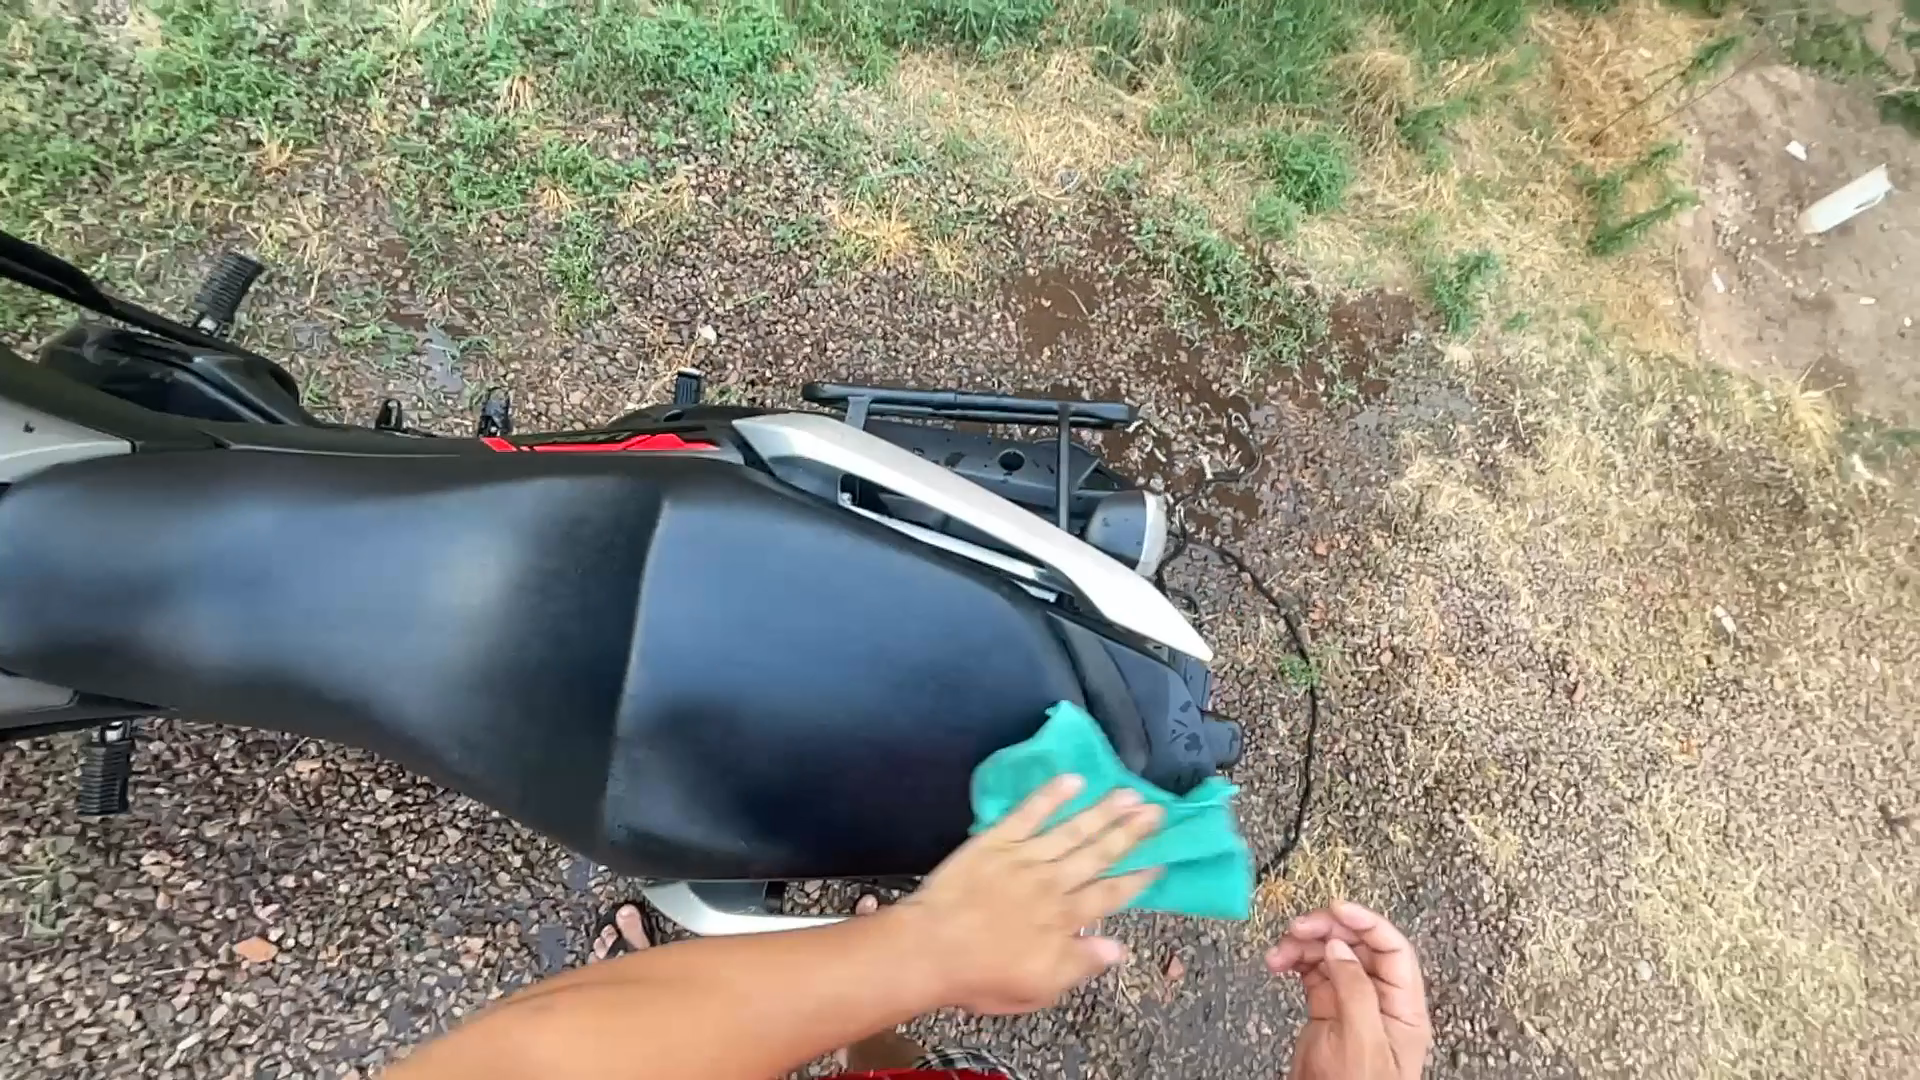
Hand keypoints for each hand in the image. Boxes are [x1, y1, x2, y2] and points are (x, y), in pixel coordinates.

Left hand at [887, 774, 1162, 1014]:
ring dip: (1103, 811)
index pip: (1110, 895)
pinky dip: (1051, 795)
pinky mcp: (998, 839)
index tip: (1160, 863)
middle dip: (1130, 833)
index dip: (1137, 879)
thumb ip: (1080, 963)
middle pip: (1099, 854)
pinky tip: (1072, 780)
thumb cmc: (983, 975)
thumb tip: (1119, 948)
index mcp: (1064, 919)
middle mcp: (1053, 882)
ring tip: (1129, 793)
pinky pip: (1029, 812)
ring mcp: (1025, 856)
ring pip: (1073, 829)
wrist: (932, 948)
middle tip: (1156, 811)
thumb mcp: (1039, 986)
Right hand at [1266, 902, 1432, 1079]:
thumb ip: (1355, 990)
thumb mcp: (1362, 1042)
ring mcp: (1351, 1002)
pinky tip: (1277, 962)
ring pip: (1329, 952)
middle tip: (1298, 928)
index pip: (1393, 950)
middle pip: (1357, 944)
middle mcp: (1379, 1000)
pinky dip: (1291, 958)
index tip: (1336, 907)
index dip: (1367, 922)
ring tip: (1280, 952)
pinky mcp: (1325, 1005)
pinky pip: (1310, 967)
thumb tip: (1339, 946)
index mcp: (1402, 1008)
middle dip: (1325, 929)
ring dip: (1301, 944)